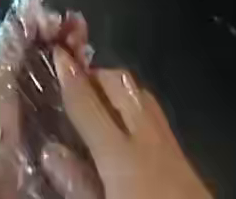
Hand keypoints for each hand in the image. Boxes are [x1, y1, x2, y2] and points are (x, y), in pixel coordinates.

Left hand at [0, 0, 90, 197]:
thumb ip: (11, 39)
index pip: (24, 35)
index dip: (42, 22)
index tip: (61, 16)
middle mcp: (18, 86)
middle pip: (47, 51)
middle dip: (65, 37)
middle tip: (81, 28)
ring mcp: (38, 111)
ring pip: (64, 75)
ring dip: (77, 58)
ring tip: (88, 49)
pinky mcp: (57, 137)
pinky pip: (75, 106)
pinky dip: (86, 91)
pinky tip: (94, 79)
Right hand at [43, 49, 210, 198]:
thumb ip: (77, 183)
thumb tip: (51, 151)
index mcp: (121, 156)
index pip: (87, 103)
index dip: (69, 76)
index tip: (56, 52)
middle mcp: (147, 139)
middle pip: (119, 84)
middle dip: (96, 74)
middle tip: (75, 81)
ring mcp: (170, 144)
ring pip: (140, 92)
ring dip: (116, 87)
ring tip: (98, 98)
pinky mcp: (184, 154)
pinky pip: (155, 112)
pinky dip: (135, 104)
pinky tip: (128, 122)